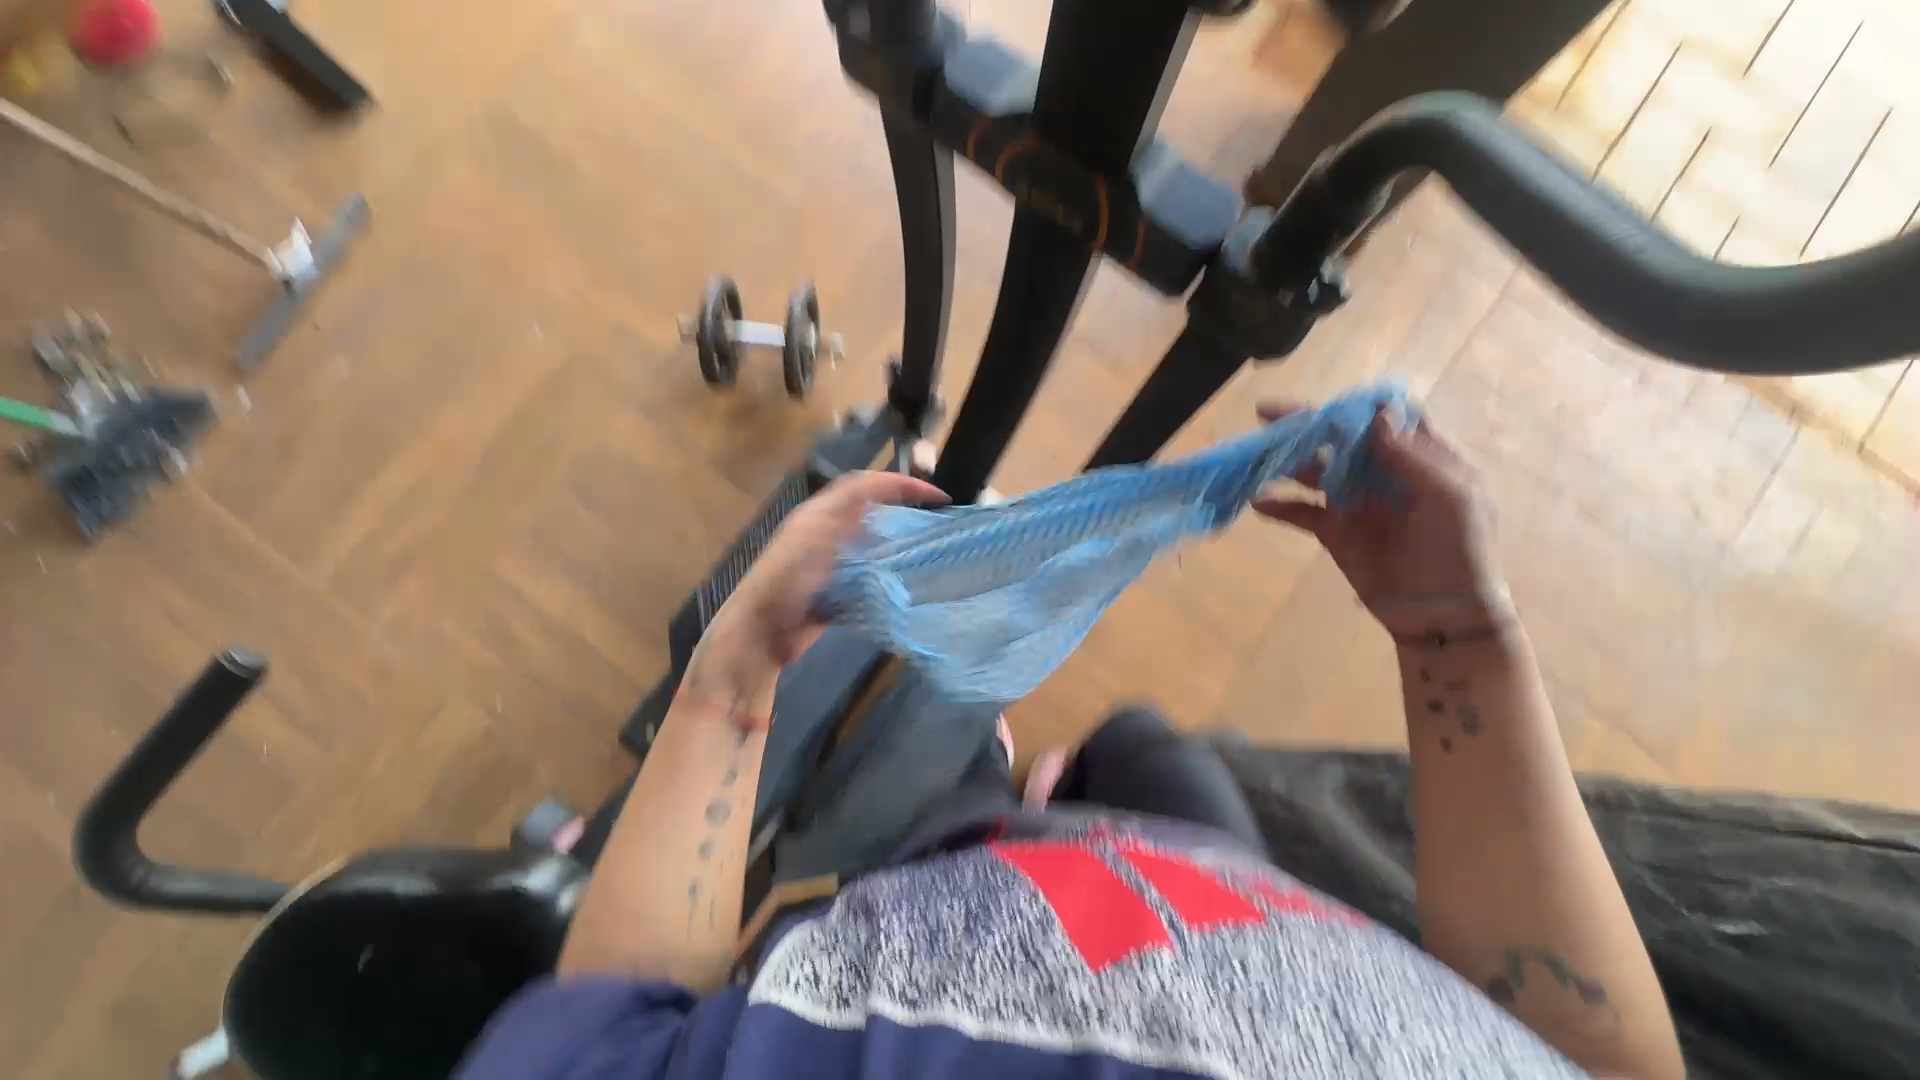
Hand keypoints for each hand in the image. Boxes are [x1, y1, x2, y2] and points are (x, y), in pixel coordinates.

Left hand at [685, 470, 945, 719]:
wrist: (758, 636)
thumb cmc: (784, 584)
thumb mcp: (814, 541)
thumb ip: (845, 516)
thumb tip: (881, 492)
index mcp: (818, 515)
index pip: (863, 485)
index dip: (899, 484)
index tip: (936, 496)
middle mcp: (822, 533)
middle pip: (867, 509)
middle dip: (901, 507)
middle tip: (933, 518)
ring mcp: (826, 564)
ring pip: (868, 543)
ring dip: (895, 542)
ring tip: (926, 550)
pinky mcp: (830, 592)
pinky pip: (864, 577)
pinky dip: (884, 577)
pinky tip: (903, 587)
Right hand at [1251, 402, 1507, 640]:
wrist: (1441, 615)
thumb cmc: (1459, 552)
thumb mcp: (1450, 499)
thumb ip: (1414, 457)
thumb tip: (1376, 416)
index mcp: (1421, 457)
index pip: (1388, 416)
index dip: (1360, 406)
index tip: (1331, 405)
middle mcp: (1384, 472)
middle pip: (1341, 437)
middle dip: (1306, 423)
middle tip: (1267, 413)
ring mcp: (1356, 501)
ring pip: (1314, 470)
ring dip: (1284, 459)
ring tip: (1254, 454)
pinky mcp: (1334, 531)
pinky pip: (1300, 512)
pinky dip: (1278, 506)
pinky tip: (1257, 502)